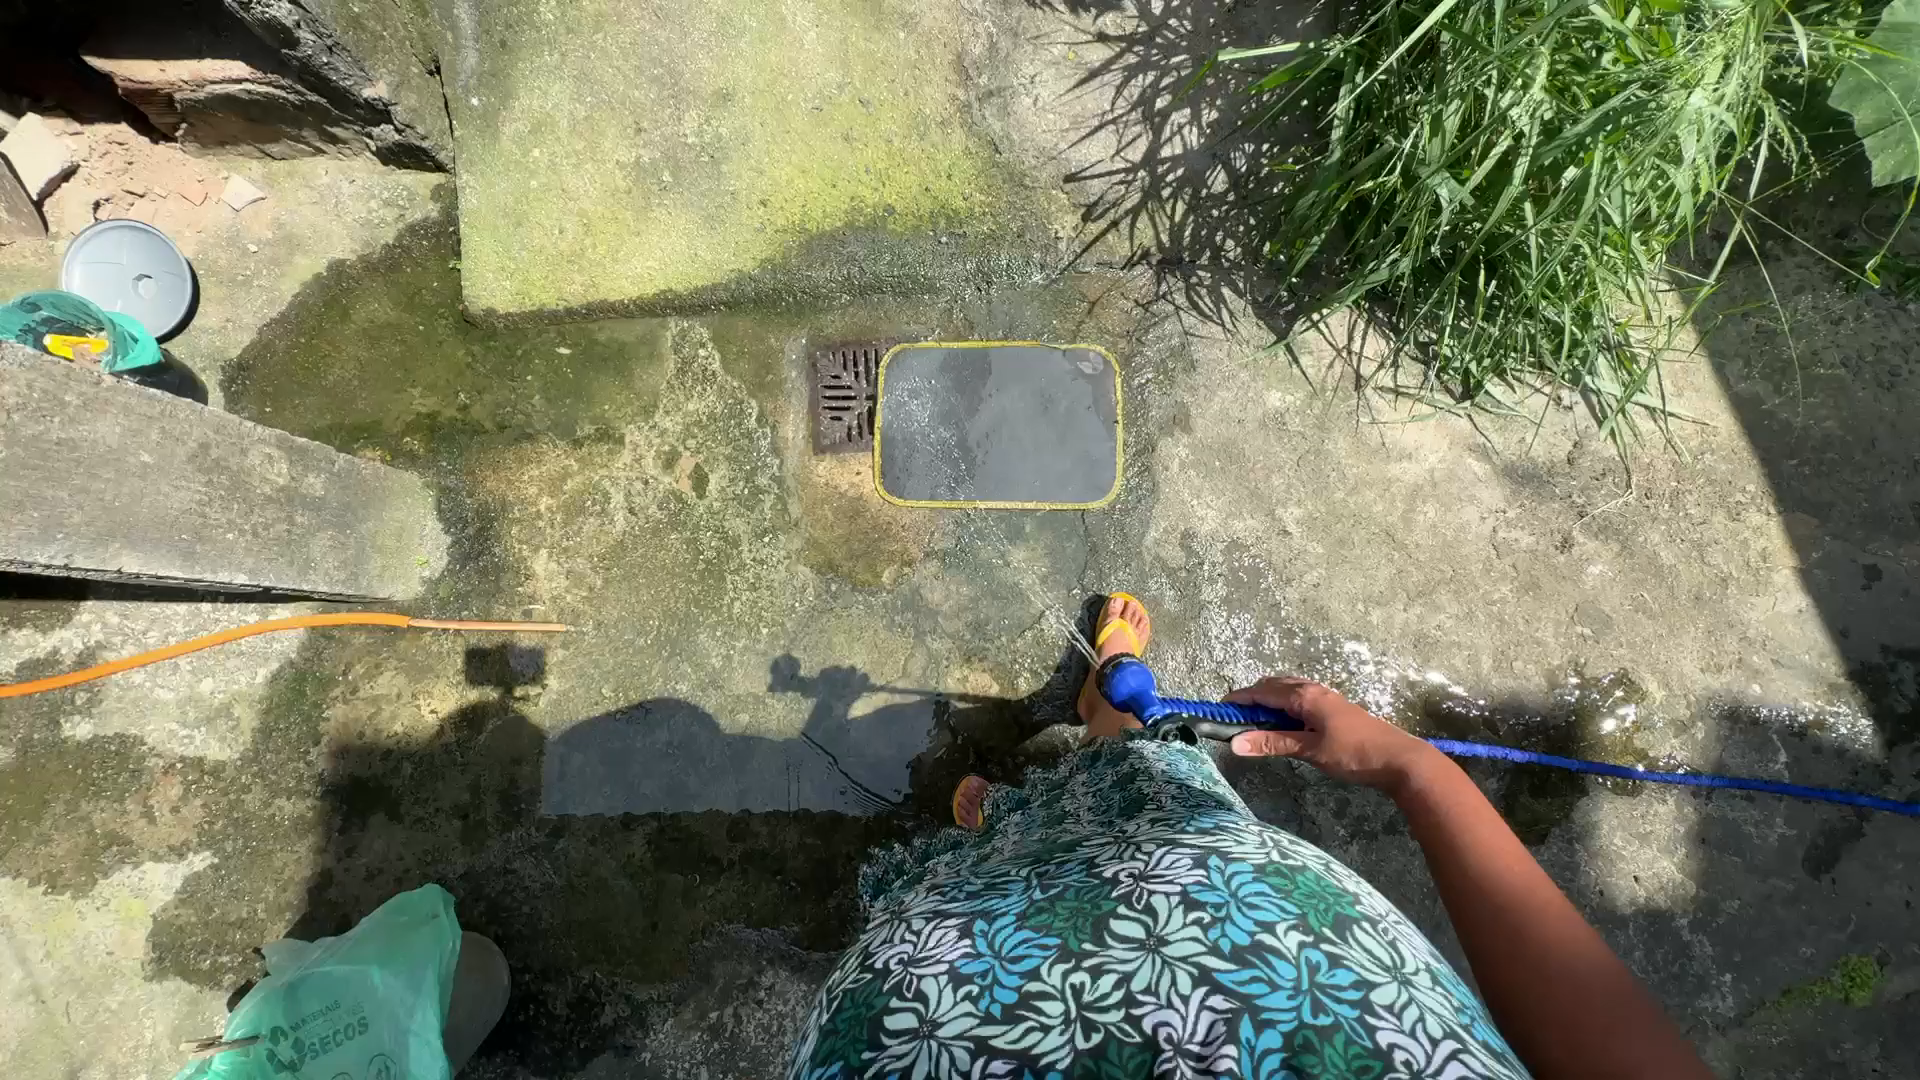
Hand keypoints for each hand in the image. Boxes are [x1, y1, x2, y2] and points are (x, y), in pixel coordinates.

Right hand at [1223, 677, 1438, 792]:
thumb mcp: (1309, 750)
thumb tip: (1235, 743)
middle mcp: (1313, 689)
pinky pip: (1300, 696)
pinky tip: (1285, 721)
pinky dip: (1284, 703)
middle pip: (1273, 685)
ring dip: (1269, 699)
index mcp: (1304, 696)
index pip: (1261, 691)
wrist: (1402, 760)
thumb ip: (1272, 743)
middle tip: (1235, 717)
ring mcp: (1326, 696)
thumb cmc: (1354, 753)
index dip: (1238, 699)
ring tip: (1256, 719)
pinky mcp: (1334, 707)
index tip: (1218, 709)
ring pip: (1288, 689)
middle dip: (1252, 697)